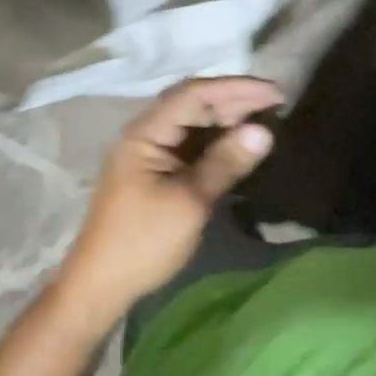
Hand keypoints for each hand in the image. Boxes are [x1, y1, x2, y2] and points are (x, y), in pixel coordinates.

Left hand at [58, 77, 284, 320]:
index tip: (276, 93)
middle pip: (193, 102)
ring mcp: (148, 153)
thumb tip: (264, 130)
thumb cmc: (143, 242)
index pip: (195, 93)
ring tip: (264, 119)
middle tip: (276, 104)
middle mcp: (144, 134)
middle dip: (235, 99)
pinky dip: (217, 139)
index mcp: (145, 133)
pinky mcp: (155, 172)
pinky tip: (239, 143)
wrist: (99, 287)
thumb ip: (226, 161)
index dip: (237, 88)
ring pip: (193, 122)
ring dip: (227, 118)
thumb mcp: (190, 201)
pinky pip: (190, 142)